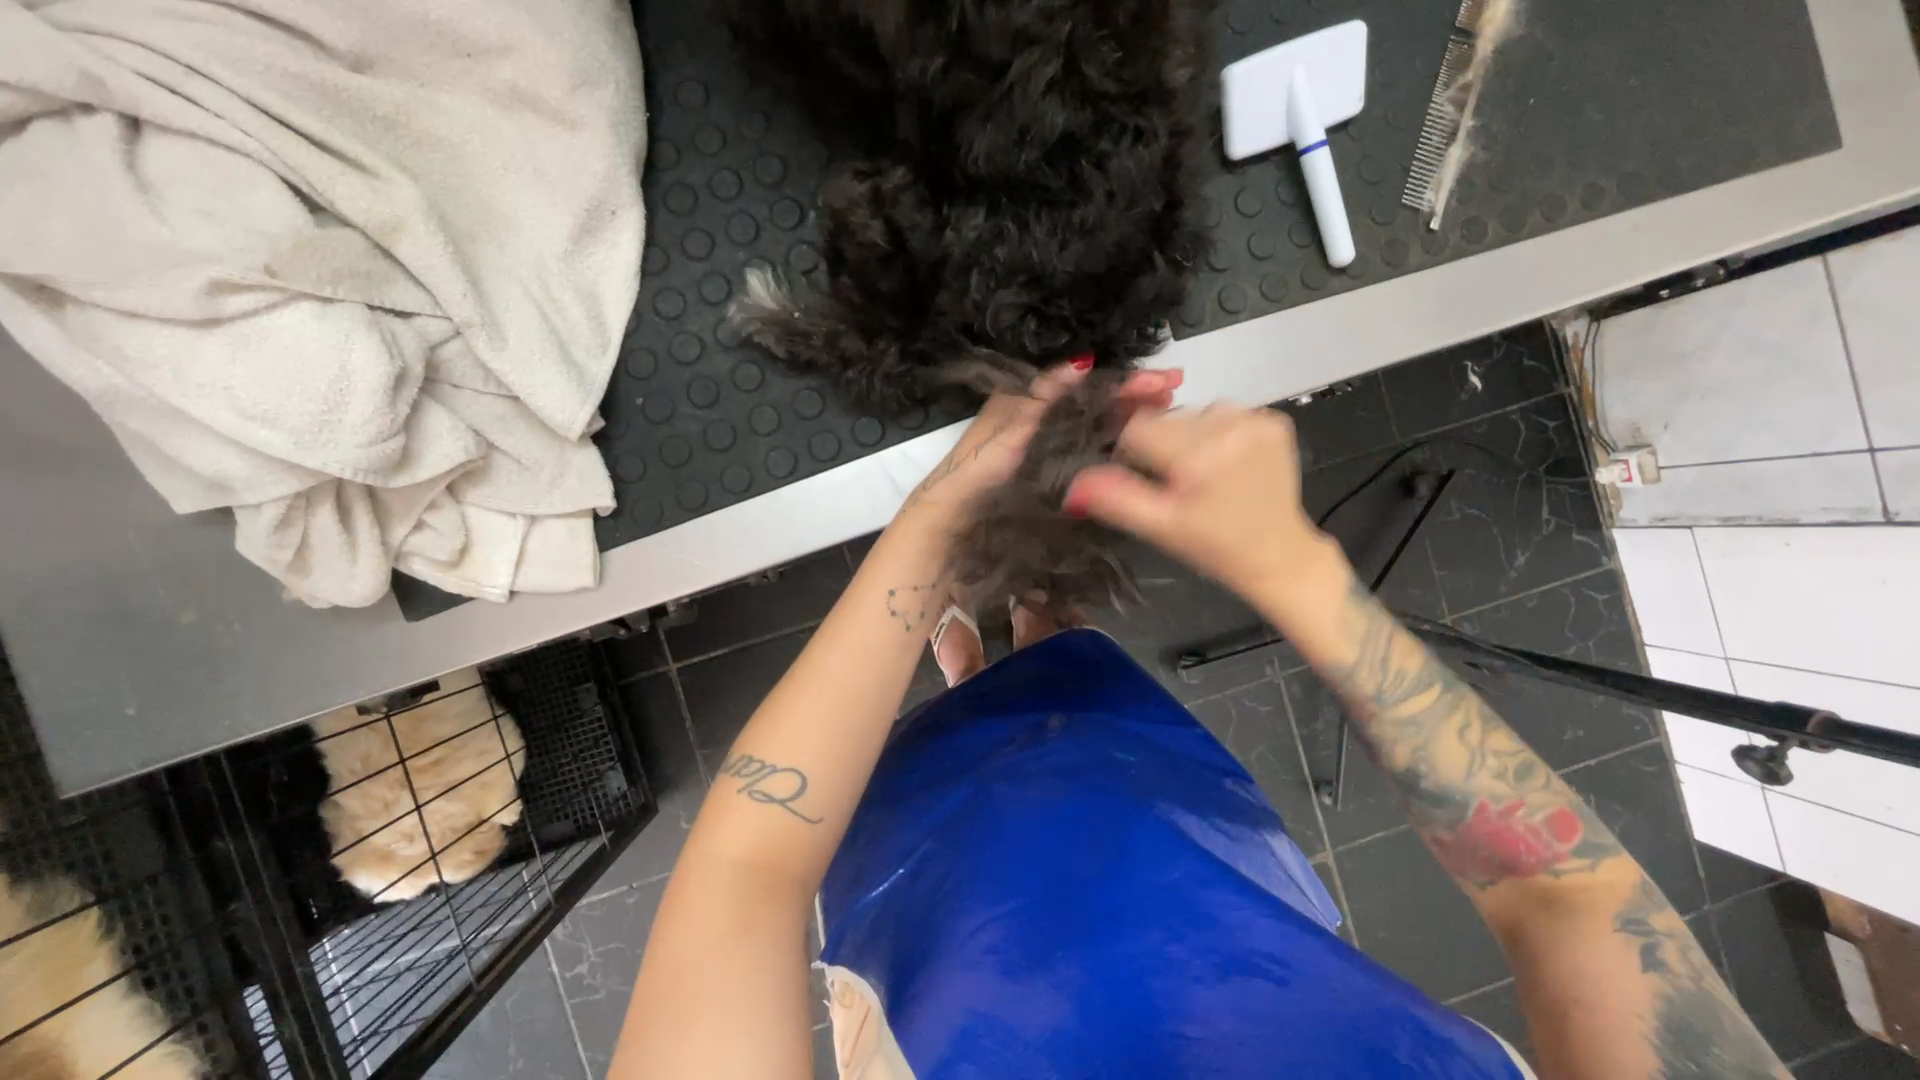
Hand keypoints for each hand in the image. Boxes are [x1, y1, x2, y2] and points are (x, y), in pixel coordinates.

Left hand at [898, 359, 1183, 525]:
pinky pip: (1090, 451)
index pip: (1086, 383)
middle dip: (1135, 394)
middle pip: (1096, 401)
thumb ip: (1044, 398)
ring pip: (1098, 424)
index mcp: (1030, 401)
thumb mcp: (1009, 427)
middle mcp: (1043, 419)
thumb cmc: (976, 470)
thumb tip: (1082, 361)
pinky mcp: (1052, 475)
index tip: (1163, 379)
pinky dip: (1116, 442)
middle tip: (1176, 387)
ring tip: (1170, 407)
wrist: (952, 521)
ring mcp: (1049, 448)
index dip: (1123, 381)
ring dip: (1131, 415)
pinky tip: (1140, 442)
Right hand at [1063, 404, 1341, 602]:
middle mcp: (1228, 426)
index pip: (1137, 428)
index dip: (1133, 452)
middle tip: (1177, 483)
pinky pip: (1228, 414)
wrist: (1279, 554)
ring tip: (1204, 473)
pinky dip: (1221, 433)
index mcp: (1197, 455)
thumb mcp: (1160, 528)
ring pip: (1196, 413)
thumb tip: (1072, 485)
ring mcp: (1256, 420)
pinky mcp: (1274, 420)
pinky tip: (1228, 463)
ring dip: (1192, 437)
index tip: (1146, 477)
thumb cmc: (1213, 547)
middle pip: (1167, 418)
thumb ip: (1116, 500)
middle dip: (1164, 445)